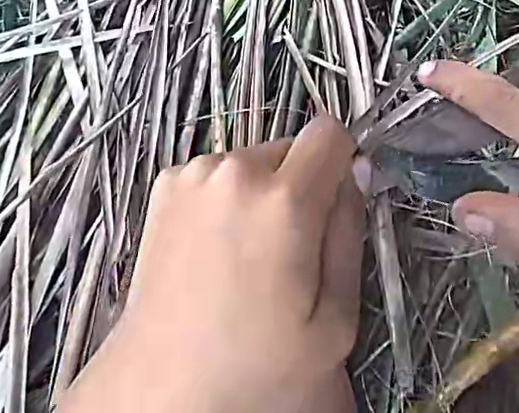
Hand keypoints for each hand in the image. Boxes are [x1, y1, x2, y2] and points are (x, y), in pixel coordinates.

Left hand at [58, 116, 365, 412]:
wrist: (162, 392)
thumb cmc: (255, 370)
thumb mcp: (334, 321)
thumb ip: (350, 232)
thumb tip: (356, 170)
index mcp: (283, 201)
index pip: (329, 133)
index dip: (340, 162)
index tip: (333, 202)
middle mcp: (236, 171)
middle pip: (290, 148)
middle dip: (298, 186)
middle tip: (286, 250)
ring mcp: (195, 173)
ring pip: (253, 161)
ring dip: (259, 192)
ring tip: (243, 256)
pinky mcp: (167, 182)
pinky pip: (217, 173)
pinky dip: (223, 197)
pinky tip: (212, 249)